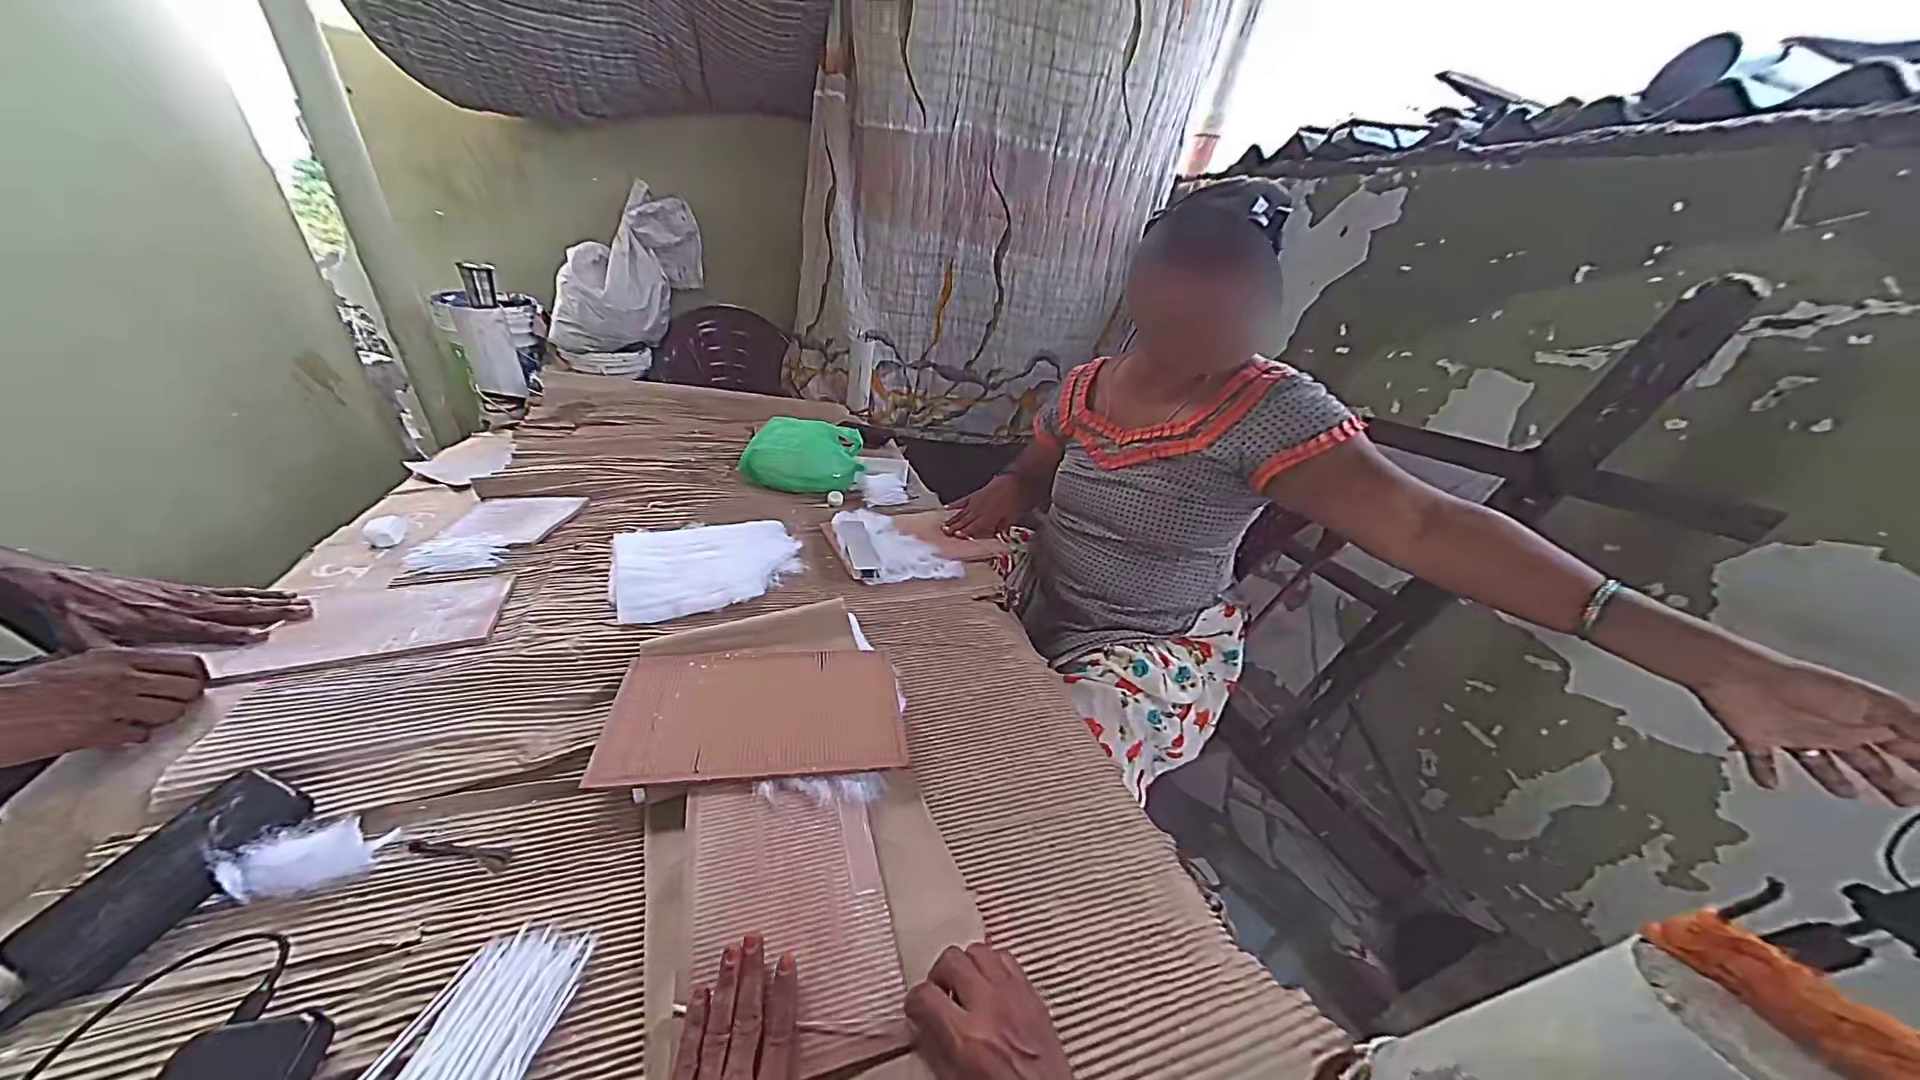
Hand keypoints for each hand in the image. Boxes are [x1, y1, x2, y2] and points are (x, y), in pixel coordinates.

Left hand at [0, 561, 309, 649]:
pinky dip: (250, 593)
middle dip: (272, 611)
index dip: (238, 634)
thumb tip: (148, 675)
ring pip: (236, 598)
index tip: (266, 637)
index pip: (210, 630)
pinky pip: (224, 592)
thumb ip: (122, 659)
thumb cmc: (64, 614)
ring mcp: (181, 596)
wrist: (46, 584)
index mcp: (160, 622)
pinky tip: (263, 594)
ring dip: (269, 600)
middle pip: (235, 609)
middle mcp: (178, 606)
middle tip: (302, 611)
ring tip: (297, 601)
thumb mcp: (82, 644)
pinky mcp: (179, 590)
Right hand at [0, 649, 208, 766]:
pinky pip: (140, 736)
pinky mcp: (95, 731)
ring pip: (172, 712)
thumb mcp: (76, 667)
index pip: (188, 663)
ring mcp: (111, 705)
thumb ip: (121, 669)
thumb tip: (159, 676)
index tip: (192, 686)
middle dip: (183, 700)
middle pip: (189, 688)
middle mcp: (121, 678)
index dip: (196, 677)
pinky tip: (112, 736)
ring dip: (159, 720)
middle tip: (165, 706)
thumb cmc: (19, 693)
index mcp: (118, 658)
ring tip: (135, 721)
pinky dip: (131, 739)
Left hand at [672, 934, 797, 1079]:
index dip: (785, 993)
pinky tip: (700, 992)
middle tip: (754, 940)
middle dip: (751, 976)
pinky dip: (695, 1021)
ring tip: (730, 951)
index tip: (787, 960)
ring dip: (726, 986)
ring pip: (720, 1027)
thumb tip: (820, 1051)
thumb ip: (796, 1073)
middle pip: (748, 1019)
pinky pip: (688, 1053)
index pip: (779, 1032)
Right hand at [905, 944, 1072, 1079]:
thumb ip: (937, 1048)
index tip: (915, 1007)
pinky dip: (992, 964)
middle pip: (952, 960)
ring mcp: (1013, 995)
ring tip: (963, 984)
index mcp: (967, 1039)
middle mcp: (990, 1008)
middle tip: (938, 992)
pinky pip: (1006, 958)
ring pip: (978, 951)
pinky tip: (989, 982)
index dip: (914, 1000)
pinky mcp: (1031, 993)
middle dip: (939, 974)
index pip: (926, 995)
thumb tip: (922, 1024)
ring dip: (966, 965)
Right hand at [944, 475, 1027, 539]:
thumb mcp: (1012, 517)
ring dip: (952, 519)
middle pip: (964, 521)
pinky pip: (962, 501)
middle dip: (953, 527)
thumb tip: (1003, 535)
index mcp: (988, 518)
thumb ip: (1004, 527)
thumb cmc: (1015, 498)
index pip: (972, 528)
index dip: (963, 533)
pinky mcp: (975, 494)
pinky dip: (954, 505)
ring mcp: (976, 502)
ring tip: (943, 525)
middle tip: (944, 532)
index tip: (955, 536)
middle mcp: (979, 511)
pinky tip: (947, 507)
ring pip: (961, 513)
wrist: (1015, 481)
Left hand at [1698, 655, 1919, 804]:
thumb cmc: (1801, 683)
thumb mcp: (1874, 706)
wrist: (1738, 676)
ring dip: (1832, 778)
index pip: (1907, 749)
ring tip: (1845, 794)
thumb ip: (1914, 726)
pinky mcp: (1755, 736)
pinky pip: (1760, 759)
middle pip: (1867, 760)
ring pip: (1819, 762)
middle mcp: (1831, 728)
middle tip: (1904, 798)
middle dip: (1887, 779)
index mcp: (1864, 721)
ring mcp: (1792, 732)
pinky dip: (1764, 771)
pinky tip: (1769, 783)